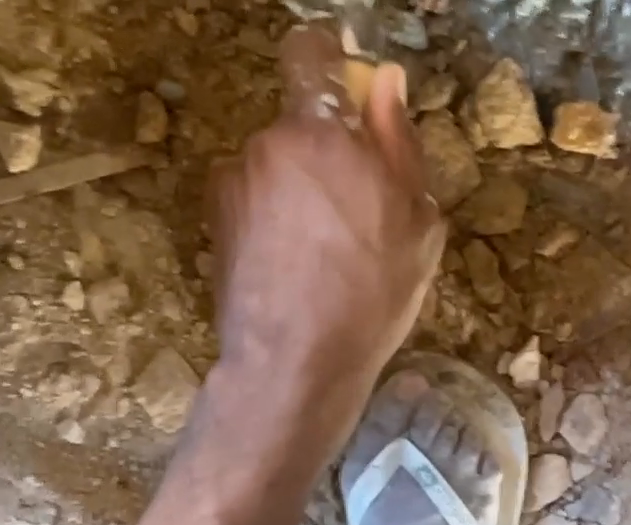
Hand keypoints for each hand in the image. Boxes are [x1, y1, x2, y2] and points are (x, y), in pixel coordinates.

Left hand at [209, 28, 443, 415]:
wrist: (295, 363)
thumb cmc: (371, 296)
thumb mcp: (416, 226)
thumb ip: (398, 144)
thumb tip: (384, 81)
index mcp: (324, 132)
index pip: (311, 55)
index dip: (327, 63)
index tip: (344, 95)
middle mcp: (270, 143)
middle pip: (299, 130)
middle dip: (323, 160)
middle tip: (352, 220)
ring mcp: (235, 182)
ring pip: (275, 171)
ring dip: (295, 196)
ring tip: (319, 258)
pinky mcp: (214, 220)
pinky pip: (252, 204)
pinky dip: (269, 224)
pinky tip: (289, 270)